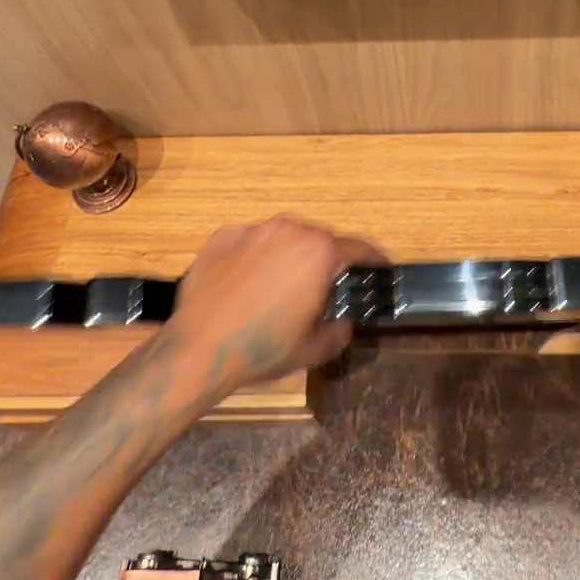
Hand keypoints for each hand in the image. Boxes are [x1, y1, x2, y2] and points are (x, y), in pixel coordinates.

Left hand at [164, 216, 385, 393]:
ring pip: (283, 237)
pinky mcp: (222, 236)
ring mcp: (253, 230)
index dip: (372, 258)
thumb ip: (339, 331)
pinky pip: (250, 243)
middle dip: (324, 260)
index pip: (357, 248)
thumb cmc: (264, 347)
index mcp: (319, 252)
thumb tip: (343, 322)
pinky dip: (255, 257)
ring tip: (279, 286)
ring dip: (288, 256)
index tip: (379, 265)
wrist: (200, 348)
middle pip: (318, 239)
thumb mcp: (314, 349)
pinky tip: (246, 285)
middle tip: (320, 288)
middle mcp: (289, 230)